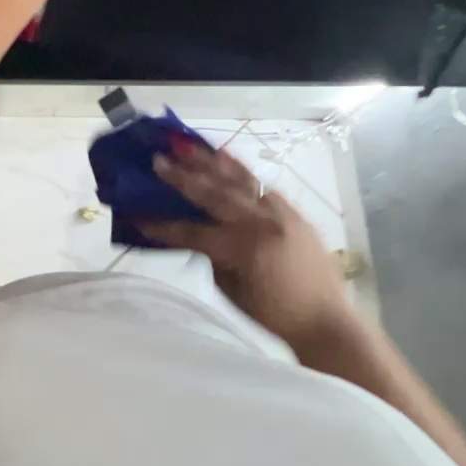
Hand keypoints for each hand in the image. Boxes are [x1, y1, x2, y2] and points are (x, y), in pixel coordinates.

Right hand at [142, 141, 352, 345]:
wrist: (327, 321)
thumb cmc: (276, 317)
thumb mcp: (234, 293)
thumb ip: (213, 260)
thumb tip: (196, 237)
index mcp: (242, 249)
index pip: (193, 232)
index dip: (163, 226)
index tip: (138, 215)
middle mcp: (260, 223)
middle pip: (214, 194)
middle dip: (183, 177)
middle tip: (158, 158)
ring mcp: (280, 212)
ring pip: (240, 179)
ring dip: (211, 161)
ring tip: (189, 144)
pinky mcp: (293, 210)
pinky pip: (262, 184)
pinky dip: (241, 170)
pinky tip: (225, 156)